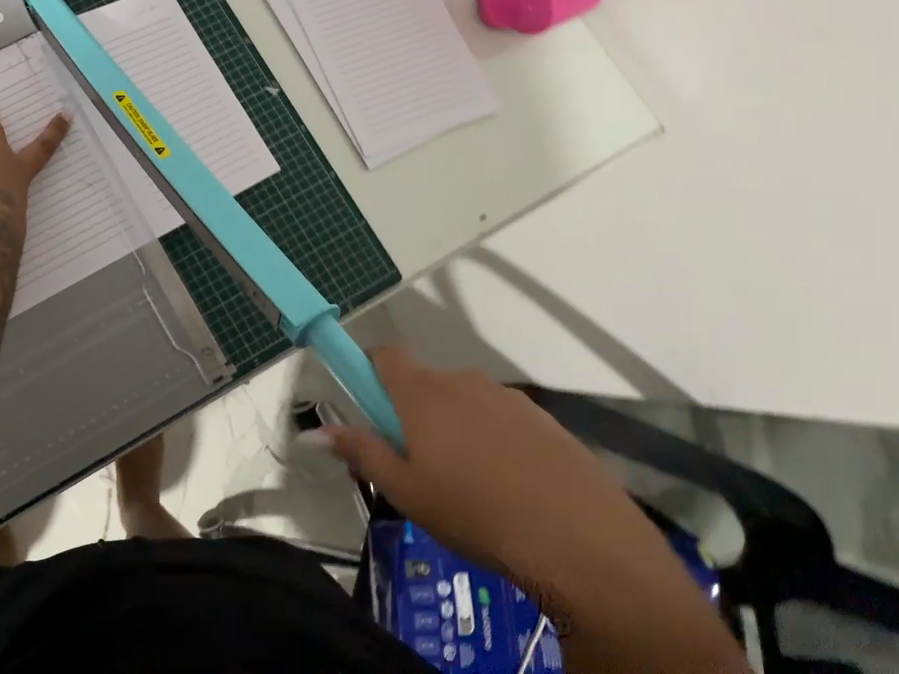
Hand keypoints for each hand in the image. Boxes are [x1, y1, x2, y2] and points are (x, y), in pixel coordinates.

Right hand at [319, 347, 673, 581]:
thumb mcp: (405, 492)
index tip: (370, 408)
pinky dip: (498, 442)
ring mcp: (511, 400)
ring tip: (469, 483)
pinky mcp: (549, 422)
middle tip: (417, 463)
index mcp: (422, 393)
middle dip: (415, 411)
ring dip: (458, 427)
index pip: (384, 355)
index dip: (371, 372)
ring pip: (468, 403)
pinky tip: (510, 488)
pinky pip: (506, 422)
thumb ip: (360, 453)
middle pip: (426, 382)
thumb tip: (315, 431)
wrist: (583, 544)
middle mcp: (464, 382)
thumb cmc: (476, 514)